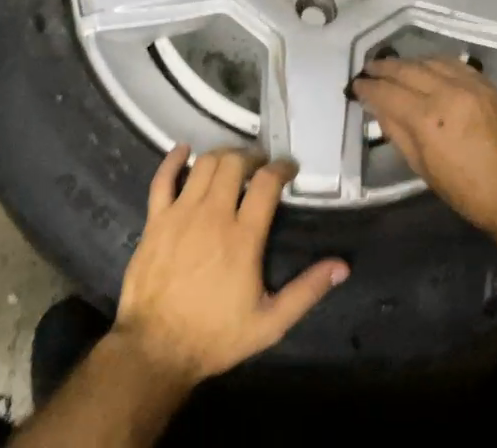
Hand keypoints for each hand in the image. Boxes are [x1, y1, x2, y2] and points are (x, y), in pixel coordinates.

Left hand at [110, 146, 349, 385]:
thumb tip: (341, 266)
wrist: (156, 347)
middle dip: (251, 157)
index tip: (289, 168)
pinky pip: (162, 178)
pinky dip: (173, 159)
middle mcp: (212, 215)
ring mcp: (180, 214)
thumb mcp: (270, 322)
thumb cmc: (215, 336)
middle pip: (233, 164)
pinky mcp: (155, 220)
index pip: (266, 184)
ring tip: (232, 161)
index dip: (281, 168)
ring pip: (203, 165)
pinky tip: (183, 150)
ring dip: (221, 155)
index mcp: (243, 237)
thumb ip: (306, 291)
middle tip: (261, 164)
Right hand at [352, 58, 496, 237]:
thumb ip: (398, 132)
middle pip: (407, 69)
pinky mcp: (489, 85)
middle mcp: (448, 93)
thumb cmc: (468, 192)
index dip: (368, 88)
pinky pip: (454, 64)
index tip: (356, 85)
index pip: (387, 92)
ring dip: (408, 62)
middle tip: (368, 69)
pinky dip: (434, 63)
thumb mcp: (423, 168)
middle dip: (383, 68)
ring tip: (394, 67)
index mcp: (428, 119)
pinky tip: (426, 67)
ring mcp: (471, 85)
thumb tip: (380, 108)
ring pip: (430, 61)